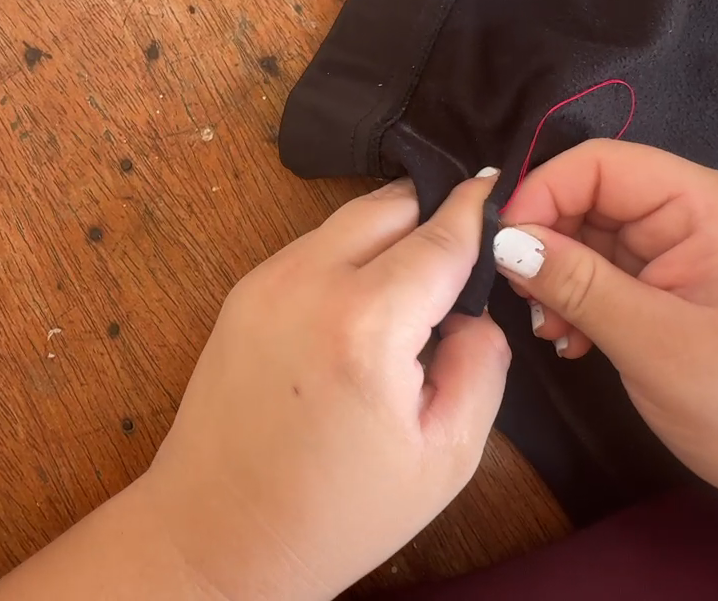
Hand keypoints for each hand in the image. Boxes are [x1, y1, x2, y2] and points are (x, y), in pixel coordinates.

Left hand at [134, 172, 510, 600]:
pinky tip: (363, 300)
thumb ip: (482, 364)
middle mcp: (309, 281)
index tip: (500, 185)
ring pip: (349, 219)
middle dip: (432, 211)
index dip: (475, 208)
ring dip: (389, 232)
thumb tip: (473, 306)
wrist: (216, 533)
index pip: (438, 239)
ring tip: (413, 283)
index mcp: (366, 326)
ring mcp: (267, 278)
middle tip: (462, 247)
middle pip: (389, 205)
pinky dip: (350, 254)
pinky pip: (315, 245)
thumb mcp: (445, 457)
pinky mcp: (244, 288)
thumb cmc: (336, 512)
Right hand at [493, 140, 717, 554]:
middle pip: (596, 198)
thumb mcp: (659, 347)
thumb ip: (578, 284)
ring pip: (598, 236)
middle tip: (523, 300)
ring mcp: (694, 248)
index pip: (601, 164)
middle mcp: (701, 212)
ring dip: (564, 278)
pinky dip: (586, 299)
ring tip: (553, 333)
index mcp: (709, 205)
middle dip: (550, 243)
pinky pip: (616, 270)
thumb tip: (503, 239)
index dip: (542, 193)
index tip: (500, 246)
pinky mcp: (686, 282)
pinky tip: (575, 340)